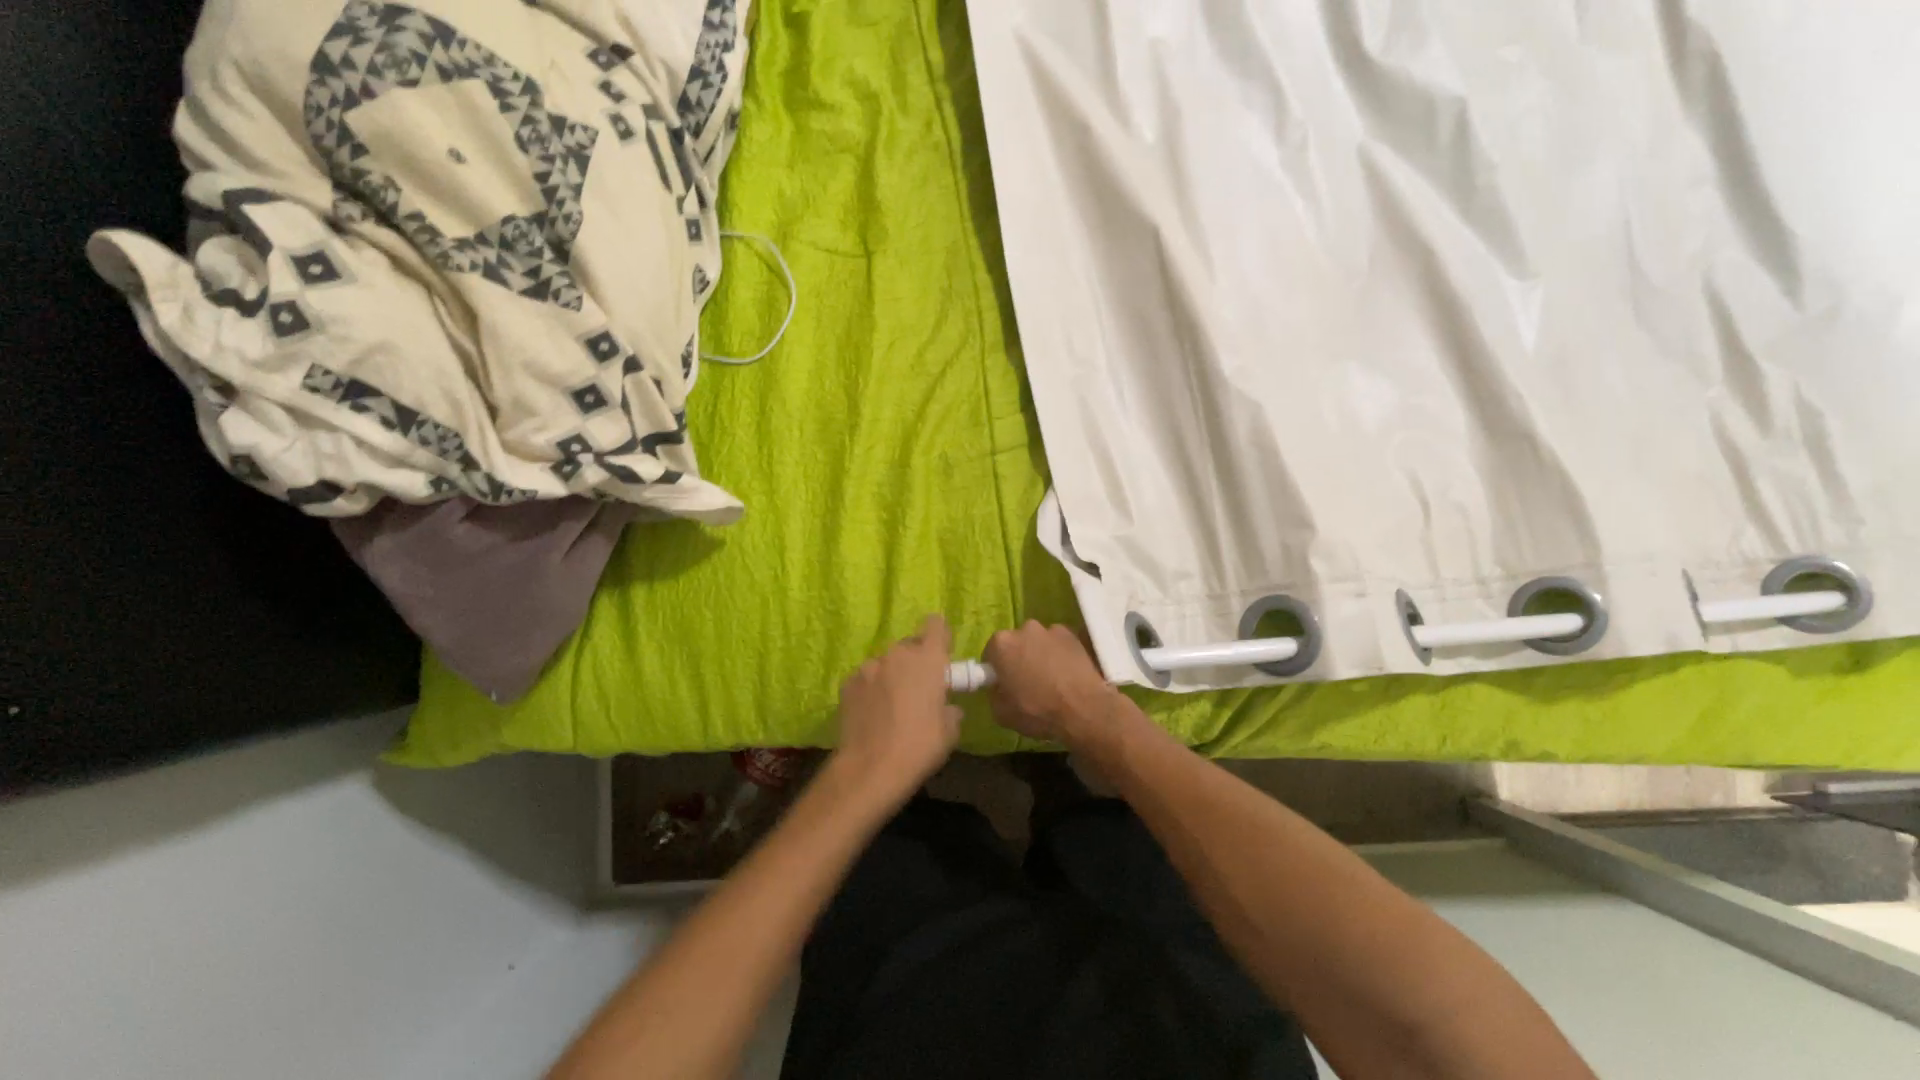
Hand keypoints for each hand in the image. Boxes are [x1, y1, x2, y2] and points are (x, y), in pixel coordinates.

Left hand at [833, 615, 961, 800]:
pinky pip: (865, 680)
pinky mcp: (847, 683)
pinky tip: (871, 715)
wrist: (870, 768)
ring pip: (885, 664)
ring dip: (890, 677)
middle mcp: (897, 655)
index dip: (939, 637)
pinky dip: (870, 691)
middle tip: (917, 690)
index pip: (936, 625)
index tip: (941, 656)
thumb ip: (949, 708)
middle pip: (909, 646)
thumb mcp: (950, 731)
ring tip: (890, 707)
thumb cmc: (920, 747)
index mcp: (928, 659)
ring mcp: (868, 667)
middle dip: (915, 662)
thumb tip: (945, 707)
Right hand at [983, 621, 1119, 743]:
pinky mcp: (1074, 636)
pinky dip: (1060, 655)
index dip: (996, 670)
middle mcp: (1025, 629)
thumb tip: (1000, 687)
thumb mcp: (1002, 713)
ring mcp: (1052, 630)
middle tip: (1026, 682)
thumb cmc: (1037, 711)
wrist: (1084, 710)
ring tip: (1050, 679)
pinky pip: (1059, 645)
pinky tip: (1066, 674)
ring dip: (1040, 655)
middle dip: (1018, 658)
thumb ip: (994, 693)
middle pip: (1016, 643)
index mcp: (1001, 644)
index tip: (1004, 684)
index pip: (990, 653)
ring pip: (1039, 642)